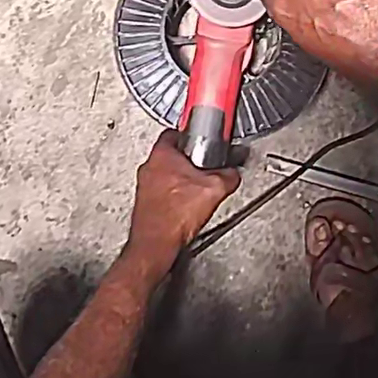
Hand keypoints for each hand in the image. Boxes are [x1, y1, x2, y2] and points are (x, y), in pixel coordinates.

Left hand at [122, 130, 240, 272]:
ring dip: (180, 178)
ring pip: (165, 173)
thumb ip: (228, 175)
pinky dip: (173, 194)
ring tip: (196, 188)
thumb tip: (233, 173)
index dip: (191, 135)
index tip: (200, 139)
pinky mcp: (145, 203)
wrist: (156, 245)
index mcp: (162, 154)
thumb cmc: (174, 216)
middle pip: (171, 153)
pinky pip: (161, 190)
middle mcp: (149, 167)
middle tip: (202, 166)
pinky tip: (185, 205)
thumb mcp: (214, 189)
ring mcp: (144, 185)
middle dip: (188, 159)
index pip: (175, 132)